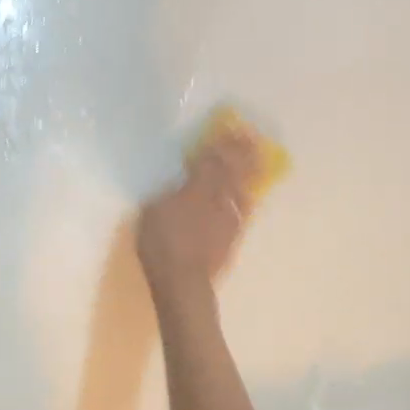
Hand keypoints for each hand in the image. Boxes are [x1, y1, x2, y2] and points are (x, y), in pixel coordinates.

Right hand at [138, 131, 260, 283]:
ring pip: (243, 187)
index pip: (210, 161)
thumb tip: (179, 186)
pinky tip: (249, 192)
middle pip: (233, 170)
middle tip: (250, 135)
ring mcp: (229, 217)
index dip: (219, 144)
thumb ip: (168, 195)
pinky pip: (243, 207)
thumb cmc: (160, 245)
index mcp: (195, 190)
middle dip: (241, 151)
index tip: (228, 128)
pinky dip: (247, 195)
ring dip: (250, 169)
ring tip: (258, 156)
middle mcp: (217, 199)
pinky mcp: (233, 234)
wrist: (184, 281)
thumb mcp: (152, 213)